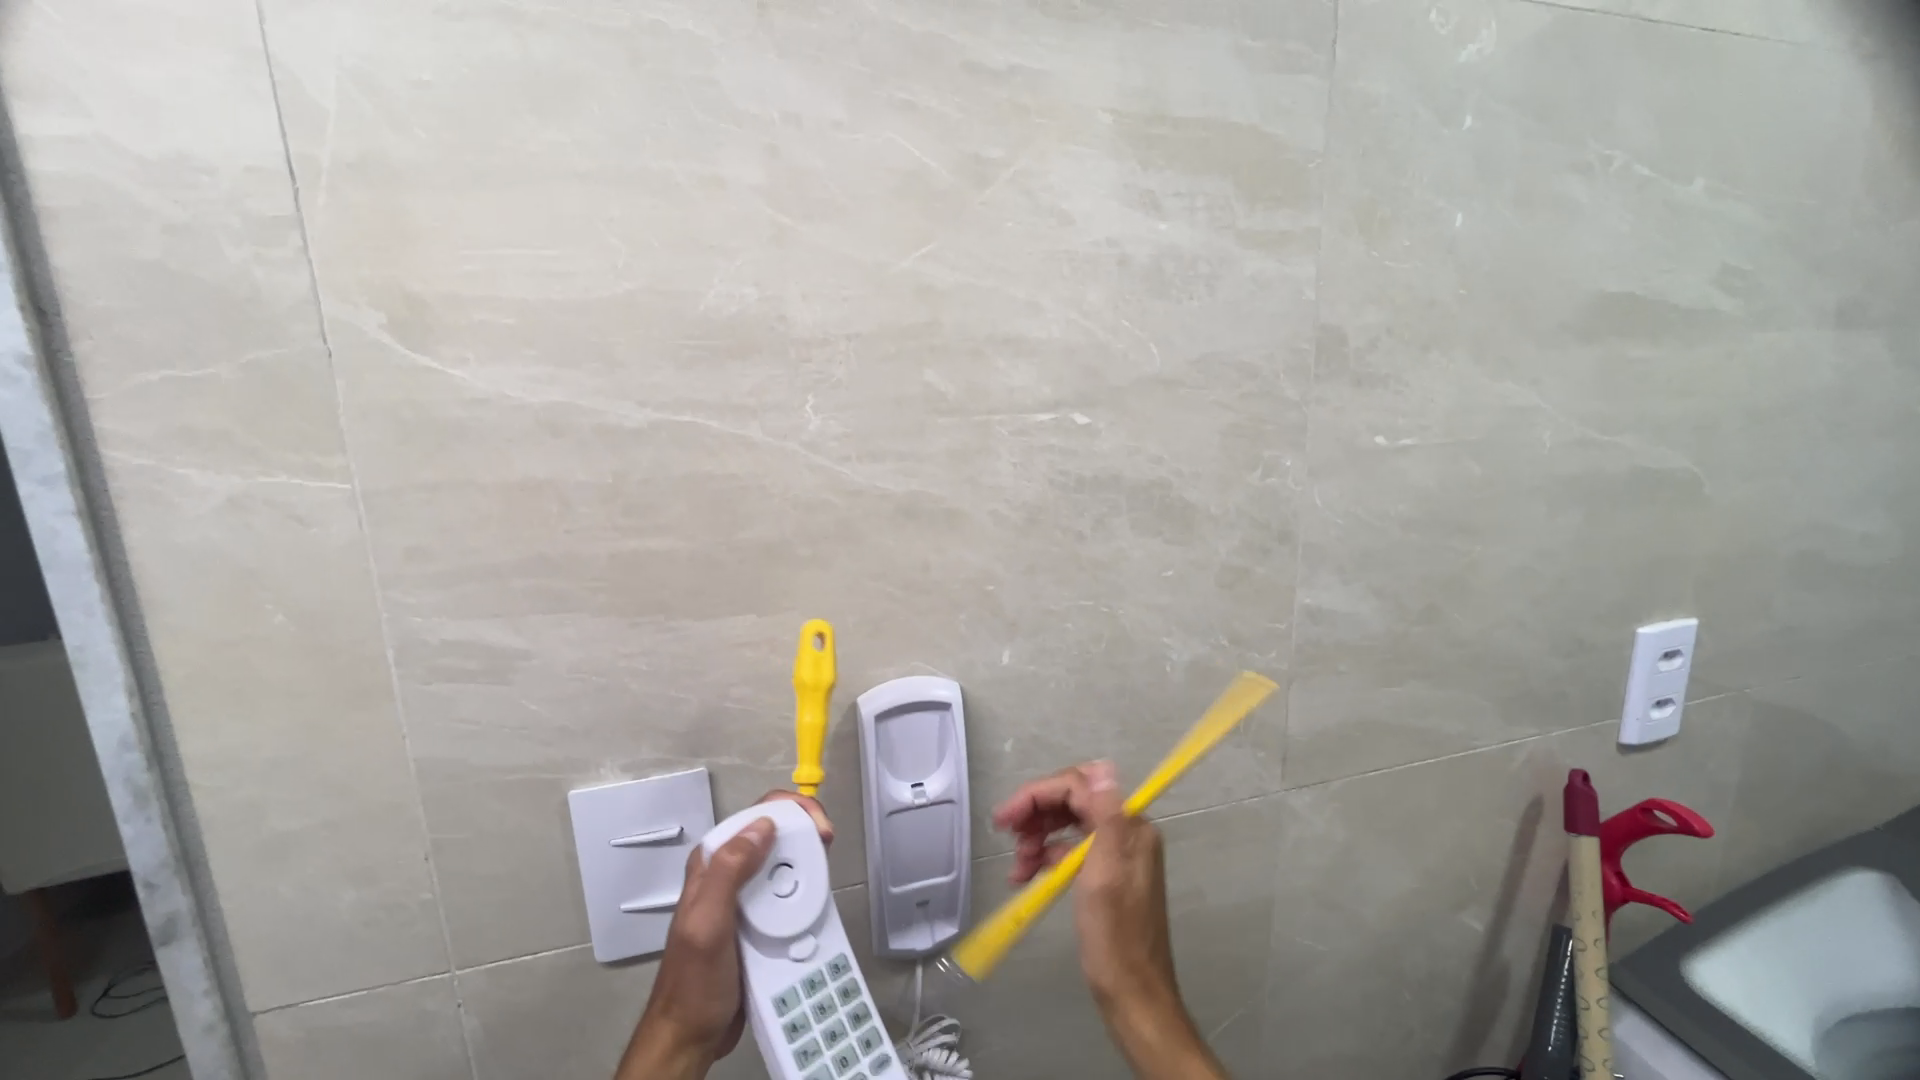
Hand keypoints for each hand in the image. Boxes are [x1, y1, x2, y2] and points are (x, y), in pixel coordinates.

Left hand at [618, 791, 832, 1079]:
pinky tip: (816, 902)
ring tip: (825, 874)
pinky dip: (805, 894)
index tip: (817, 827)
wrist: (691, 1036)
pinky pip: (787, 896)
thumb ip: (729, 871)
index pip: (753, 818)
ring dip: (807, 865)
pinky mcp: (760, 922)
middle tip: (828, 846)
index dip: (788, 812)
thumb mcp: (707, 923)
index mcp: (711, 864)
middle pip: (773, 836)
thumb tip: (764, 825)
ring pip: (783, 865)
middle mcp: (728, 874)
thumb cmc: (694, 983)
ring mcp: (745, 899)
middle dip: (803, 834)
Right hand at [993, 761, 1176, 1009]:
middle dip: (1036, 813)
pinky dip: (1046, 857)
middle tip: (1005, 834)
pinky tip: (1026, 875)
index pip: (1078, 786)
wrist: (1133, 996)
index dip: (1038, 795)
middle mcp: (1125, 831)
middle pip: (1072, 801)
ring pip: (1067, 824)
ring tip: (1017, 866)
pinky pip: (1069, 849)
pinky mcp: (1104, 874)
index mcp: (1130, 826)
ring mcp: (1115, 853)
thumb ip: (1105, 817)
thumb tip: (1103, 767)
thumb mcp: (1104, 874)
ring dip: (1037, 837)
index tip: (1005, 818)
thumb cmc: (1115, 938)